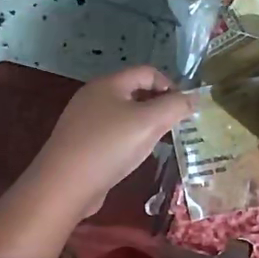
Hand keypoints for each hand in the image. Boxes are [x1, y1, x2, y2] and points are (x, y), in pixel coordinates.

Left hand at [23, 66, 193, 219]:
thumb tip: (194, 98)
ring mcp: (83, 121)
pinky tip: (132, 159)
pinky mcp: (80, 144)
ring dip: (144, 126)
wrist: (64, 185)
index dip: (170, 85)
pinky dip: (127, 141)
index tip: (185, 109)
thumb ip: (175, 106)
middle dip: (159, 106)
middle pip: (135, 92)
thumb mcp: (149, 123)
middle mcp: (93, 96)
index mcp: (109, 84)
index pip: (147, 72)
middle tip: (176, 128)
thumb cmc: (109, 147)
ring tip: (158, 144)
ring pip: (123, 115)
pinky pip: (111, 135)